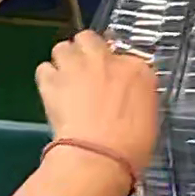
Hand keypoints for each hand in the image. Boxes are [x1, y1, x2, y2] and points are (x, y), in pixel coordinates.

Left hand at [36, 30, 160, 174]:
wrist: (99, 156)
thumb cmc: (132, 146)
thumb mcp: (150, 117)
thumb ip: (138, 98)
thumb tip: (127, 98)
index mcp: (138, 69)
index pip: (127, 57)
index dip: (117, 69)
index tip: (115, 84)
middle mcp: (106, 60)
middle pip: (90, 38)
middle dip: (87, 50)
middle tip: (88, 71)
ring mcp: (76, 67)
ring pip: (63, 47)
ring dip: (65, 60)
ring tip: (68, 80)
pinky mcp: (51, 81)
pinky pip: (44, 69)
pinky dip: (48, 78)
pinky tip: (54, 92)